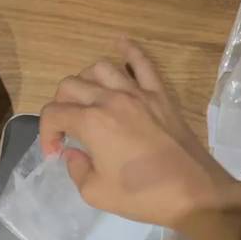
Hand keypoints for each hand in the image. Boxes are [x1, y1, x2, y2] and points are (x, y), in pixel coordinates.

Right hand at [38, 37, 240, 235]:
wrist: (194, 194)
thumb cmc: (142, 197)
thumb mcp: (95, 193)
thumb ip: (75, 169)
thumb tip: (72, 153)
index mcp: (91, 123)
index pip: (54, 113)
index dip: (46, 132)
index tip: (54, 152)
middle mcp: (111, 99)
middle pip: (71, 85)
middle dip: (60, 105)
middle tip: (66, 128)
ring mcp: (138, 93)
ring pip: (100, 68)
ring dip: (85, 80)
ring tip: (86, 97)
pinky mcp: (160, 95)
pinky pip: (143, 64)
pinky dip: (130, 50)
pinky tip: (120, 42)